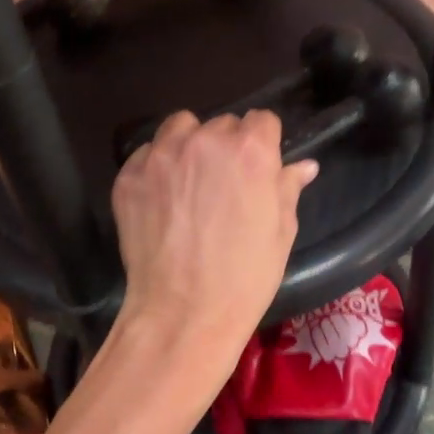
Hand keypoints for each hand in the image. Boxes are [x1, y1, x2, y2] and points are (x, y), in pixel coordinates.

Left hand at [110, 111, 318, 366]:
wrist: (183, 313)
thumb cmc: (246, 277)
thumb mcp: (281, 232)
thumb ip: (287, 188)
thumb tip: (304, 166)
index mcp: (250, 150)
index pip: (262, 120)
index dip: (264, 142)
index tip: (260, 168)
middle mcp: (205, 141)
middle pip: (222, 124)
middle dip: (227, 146)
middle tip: (225, 185)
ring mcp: (162, 156)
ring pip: (180, 128)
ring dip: (189, 145)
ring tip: (190, 181)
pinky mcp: (129, 176)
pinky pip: (147, 154)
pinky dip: (157, 168)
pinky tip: (162, 200)